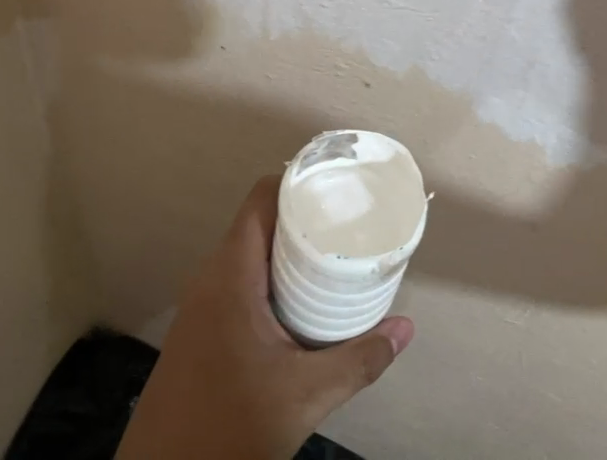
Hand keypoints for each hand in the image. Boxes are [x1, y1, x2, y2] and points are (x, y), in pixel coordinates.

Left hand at [115, 177, 414, 459]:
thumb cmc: (230, 425)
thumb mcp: (305, 396)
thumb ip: (359, 360)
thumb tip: (405, 328)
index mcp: (230, 276)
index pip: (261, 199)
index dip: (298, 181)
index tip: (340, 183)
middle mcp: (210, 278)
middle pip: (259, 221)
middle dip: (304, 215)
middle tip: (351, 219)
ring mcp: (201, 304)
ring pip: (249, 252)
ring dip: (288, 247)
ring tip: (335, 251)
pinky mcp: (200, 328)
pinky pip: (240, 279)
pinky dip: (273, 274)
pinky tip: (303, 297)